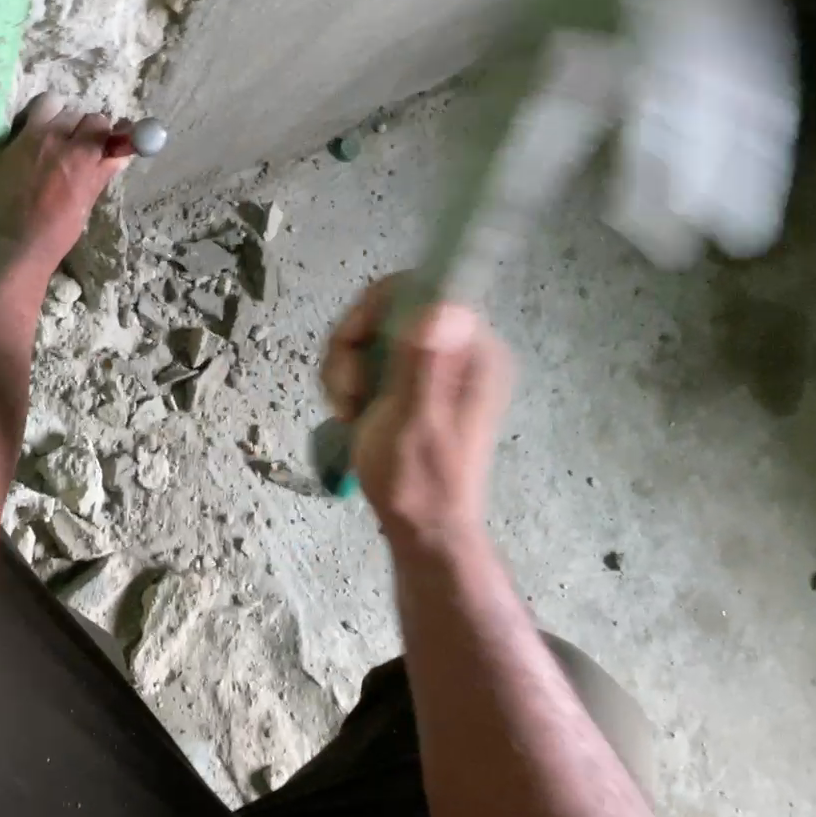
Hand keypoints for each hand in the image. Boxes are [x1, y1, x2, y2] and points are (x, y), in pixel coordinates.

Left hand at [0, 94, 129, 267]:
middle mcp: (53, 138)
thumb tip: (122, 151)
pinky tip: (33, 152)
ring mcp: (26, 140)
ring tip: (53, 140)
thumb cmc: (60, 228)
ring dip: (56, 117)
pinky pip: (25, 124)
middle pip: (74, 113)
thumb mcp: (89, 198)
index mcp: (79, 154)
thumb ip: (104, 169)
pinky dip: (34, 130)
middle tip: (75, 148)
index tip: (100, 144)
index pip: (98, 121)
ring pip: (48, 105)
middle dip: (78, 127)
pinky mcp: (7, 147)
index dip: (101, 132)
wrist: (19, 243)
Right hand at [322, 277, 511, 544]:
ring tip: (346, 412)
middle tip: (343, 394)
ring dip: (345, 369)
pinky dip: (350, 382)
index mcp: (472, 352)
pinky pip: (371, 359)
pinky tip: (351, 414)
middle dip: (351, 348)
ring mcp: (437, 367)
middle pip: (388, 310)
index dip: (373, 308)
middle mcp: (459, 349)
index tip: (347, 346)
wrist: (423, 527)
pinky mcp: (416, 385)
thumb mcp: (414, 420)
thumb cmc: (418, 480)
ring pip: (372, 336)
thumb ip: (425, 363)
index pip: (420, 289)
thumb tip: (443, 304)